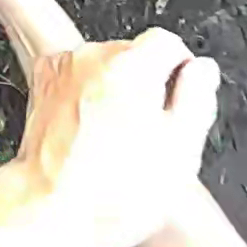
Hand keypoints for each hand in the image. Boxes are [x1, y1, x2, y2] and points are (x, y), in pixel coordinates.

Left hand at [16, 28, 222, 246]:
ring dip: (113, 86)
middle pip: (133, 53)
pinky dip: (84, 90)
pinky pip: (76, 72)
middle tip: (148, 129)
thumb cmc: (117, 190)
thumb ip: (197, 98)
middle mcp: (94, 54)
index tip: (182, 92)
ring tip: (114, 136)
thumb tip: (203, 68)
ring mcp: (64, 63)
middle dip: (146, 81)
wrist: (55, 205)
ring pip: (103, 64)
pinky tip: (88, 128)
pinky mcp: (43, 74)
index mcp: (131, 65)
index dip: (181, 67)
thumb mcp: (181, 151)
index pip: (167, 41)